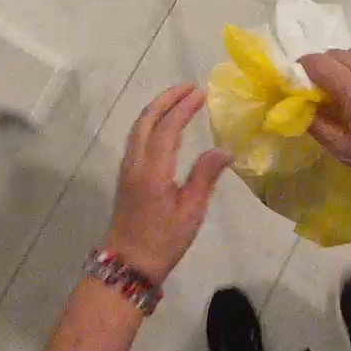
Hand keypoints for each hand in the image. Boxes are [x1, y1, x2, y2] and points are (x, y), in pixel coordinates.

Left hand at [102, 84, 232, 282]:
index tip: (200, 93)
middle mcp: (135, 162)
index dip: (183, 108)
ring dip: (157, 108)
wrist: (128, 263)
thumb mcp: (191, 212)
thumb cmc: (164, 241)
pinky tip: (165, 124)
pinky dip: (151, 122)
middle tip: (189, 87)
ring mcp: (127, 167)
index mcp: (153, 171)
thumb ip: (205, 177)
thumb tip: (225, 149)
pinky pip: (137, 137)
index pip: (167, 129)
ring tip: (178, 99)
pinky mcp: (126, 174)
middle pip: (147, 120)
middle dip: (167, 99)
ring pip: (138, 127)